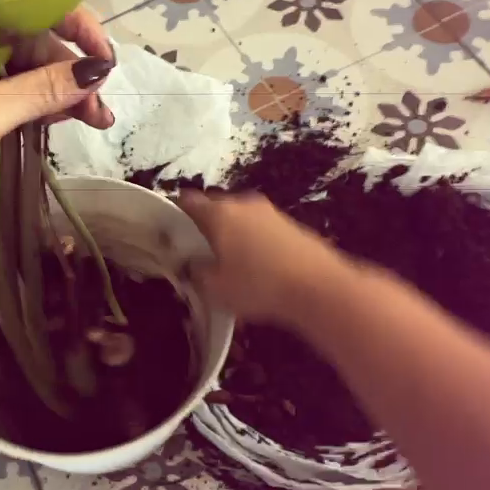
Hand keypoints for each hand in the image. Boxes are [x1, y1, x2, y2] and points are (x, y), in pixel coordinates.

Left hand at [0, 5, 115, 218]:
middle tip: (101, 109)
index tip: (103, 57)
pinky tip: (68, 121)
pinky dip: (41, 108)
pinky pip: (16, 97)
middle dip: (72, 72)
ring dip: (62, 94)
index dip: (72, 25)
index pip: (30, 6)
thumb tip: (98, 71)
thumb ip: (41, 89)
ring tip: (96, 122)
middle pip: (35, 43)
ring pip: (29, 73)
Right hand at [175, 190, 352, 325]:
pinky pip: (260, 228)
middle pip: (215, 207)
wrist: (320, 288)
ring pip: (239, 218)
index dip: (174, 213)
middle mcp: (242, 204)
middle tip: (197, 250)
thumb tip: (191, 263)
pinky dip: (252, 240)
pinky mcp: (291, 225)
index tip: (169, 230)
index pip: (187, 201)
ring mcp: (270, 212)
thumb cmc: (258, 285)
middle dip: (204, 225)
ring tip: (228, 260)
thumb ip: (196, 272)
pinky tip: (256, 265)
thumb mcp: (214, 288)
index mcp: (218, 213)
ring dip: (231, 233)